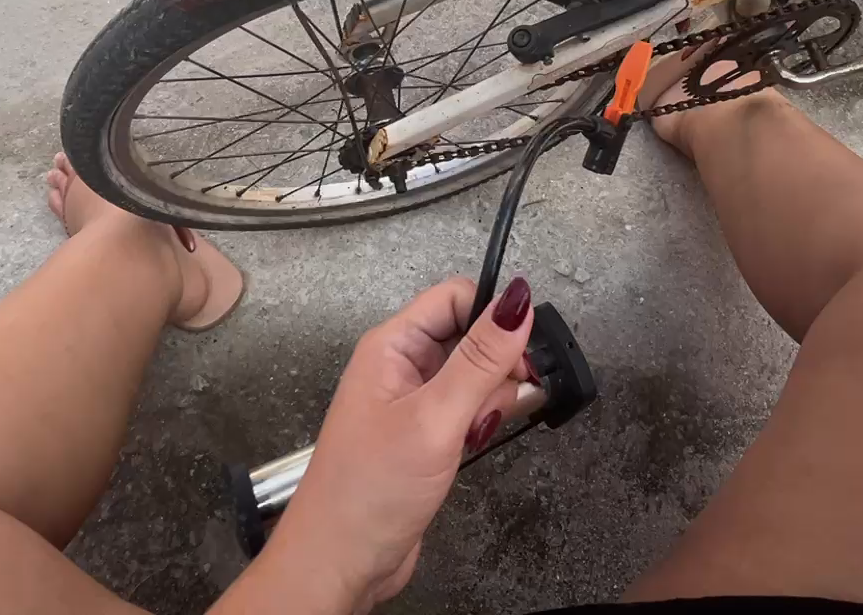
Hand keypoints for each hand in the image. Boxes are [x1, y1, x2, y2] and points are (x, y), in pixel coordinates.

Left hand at [240, 275, 536, 611]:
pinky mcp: (426, 431)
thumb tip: (516, 301)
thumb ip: (480, 360)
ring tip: (480, 429)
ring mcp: (414, 398)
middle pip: (468, 333)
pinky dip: (482, 418)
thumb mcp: (434, 418)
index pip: (454, 297)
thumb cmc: (369, 490)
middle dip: (497, 361)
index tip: (522, 347)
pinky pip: (466, 405)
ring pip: (473, 371)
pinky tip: (478, 441)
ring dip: (491, 395)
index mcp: (393, 344)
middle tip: (509, 394)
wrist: (339, 565)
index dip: (493, 313)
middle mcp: (403, 364)